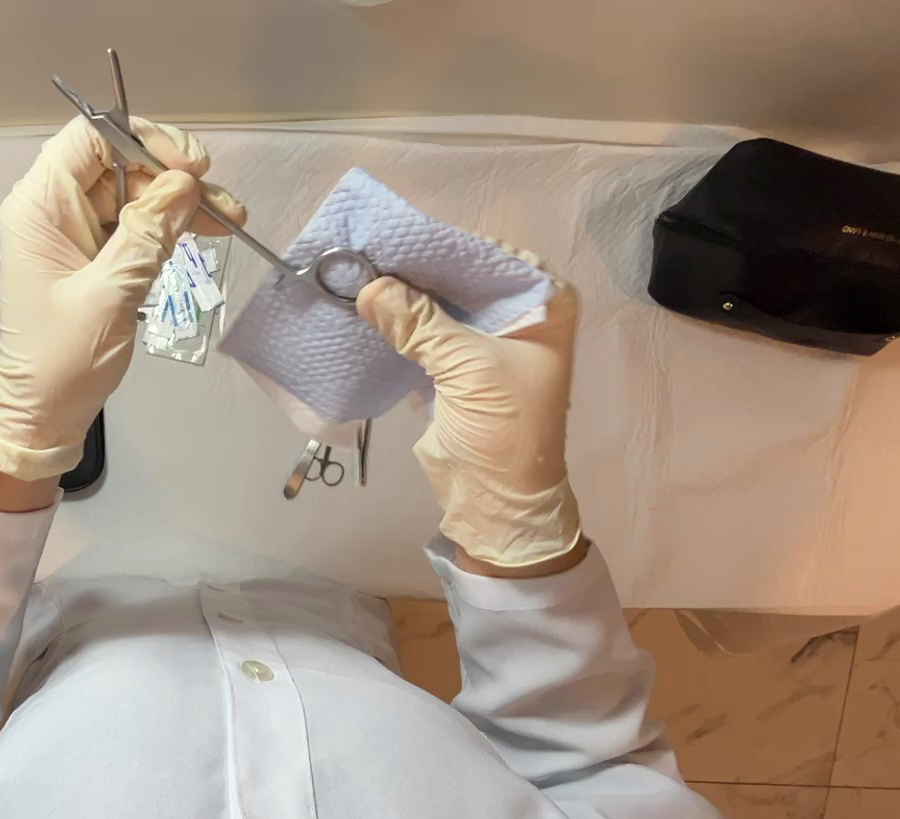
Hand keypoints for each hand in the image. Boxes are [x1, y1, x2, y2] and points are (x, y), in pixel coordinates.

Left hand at [0, 115, 246, 481]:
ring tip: (230, 220)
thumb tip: (184, 186)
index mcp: (40, 208)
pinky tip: (205, 234)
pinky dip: (166, 231)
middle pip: (119, 166)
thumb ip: (148, 236)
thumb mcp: (111, 296)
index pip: (92, 138)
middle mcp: (52, 211)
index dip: (144, 141)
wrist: (43, 414)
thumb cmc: (63, 361)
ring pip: (133, 198)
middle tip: (223, 204)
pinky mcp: (89, 259)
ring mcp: (72, 235)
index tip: (190, 169)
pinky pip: (132, 229)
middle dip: (174, 181)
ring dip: (180, 207)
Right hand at [356, 273, 583, 570]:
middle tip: (366, 255)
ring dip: (400, 301)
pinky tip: (364, 313)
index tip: (394, 239)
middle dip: (415, 273)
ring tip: (356, 279)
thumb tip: (368, 287)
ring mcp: (481, 342)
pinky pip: (420, 336)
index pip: (488, 257)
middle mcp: (515, 315)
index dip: (443, 248)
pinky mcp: (451, 368)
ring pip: (435, 308)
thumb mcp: (468, 368)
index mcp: (542, 303)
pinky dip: (395, 328)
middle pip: (458, 280)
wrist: (495, 498)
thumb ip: (420, 323)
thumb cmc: (503, 429)